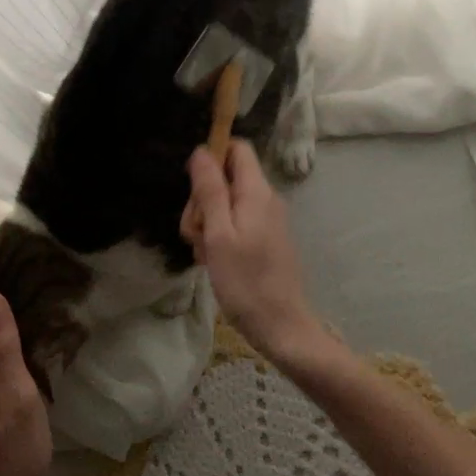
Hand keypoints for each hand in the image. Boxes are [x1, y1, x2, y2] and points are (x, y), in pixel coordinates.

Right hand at [180, 141, 324, 363]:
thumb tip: (201, 151)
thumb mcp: (219, 235)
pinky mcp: (266, 239)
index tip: (193, 184)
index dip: (212, 155)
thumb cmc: (246, 282)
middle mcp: (266, 199)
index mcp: (256, 192)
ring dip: (208, 222)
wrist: (282, 327)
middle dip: (203, 198)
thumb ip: (210, 190)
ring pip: (228, 202)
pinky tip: (214, 261)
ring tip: (204, 252)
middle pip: (228, 177)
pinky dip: (220, 236)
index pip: (237, 148)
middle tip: (195, 232)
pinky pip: (237, 223)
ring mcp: (268, 220)